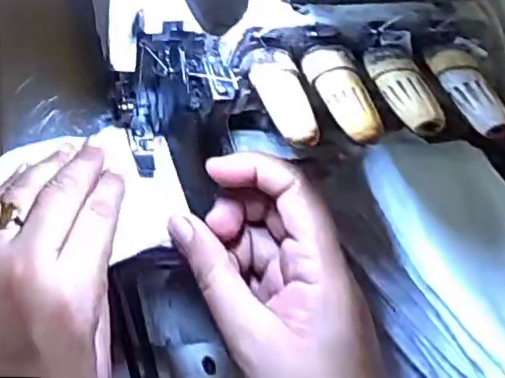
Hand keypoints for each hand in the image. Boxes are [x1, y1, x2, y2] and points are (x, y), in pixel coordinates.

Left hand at [0, 140, 126, 377]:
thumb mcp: (92, 350)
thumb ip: (95, 287)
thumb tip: (97, 236)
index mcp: (68, 292)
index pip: (97, 216)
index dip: (111, 188)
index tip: (118, 173)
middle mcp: (26, 266)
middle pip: (61, 193)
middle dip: (84, 165)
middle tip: (98, 149)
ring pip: (19, 192)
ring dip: (46, 165)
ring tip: (65, 151)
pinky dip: (7, 189)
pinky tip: (22, 176)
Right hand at [168, 153, 380, 377]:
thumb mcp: (250, 336)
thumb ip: (212, 274)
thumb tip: (181, 224)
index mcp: (323, 264)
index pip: (293, 187)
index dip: (252, 168)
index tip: (214, 170)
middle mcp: (322, 264)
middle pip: (278, 206)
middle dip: (236, 207)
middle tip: (207, 230)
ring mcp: (311, 283)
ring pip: (267, 234)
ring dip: (234, 237)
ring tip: (212, 260)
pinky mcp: (299, 301)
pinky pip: (265, 263)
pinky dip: (239, 263)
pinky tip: (223, 278)